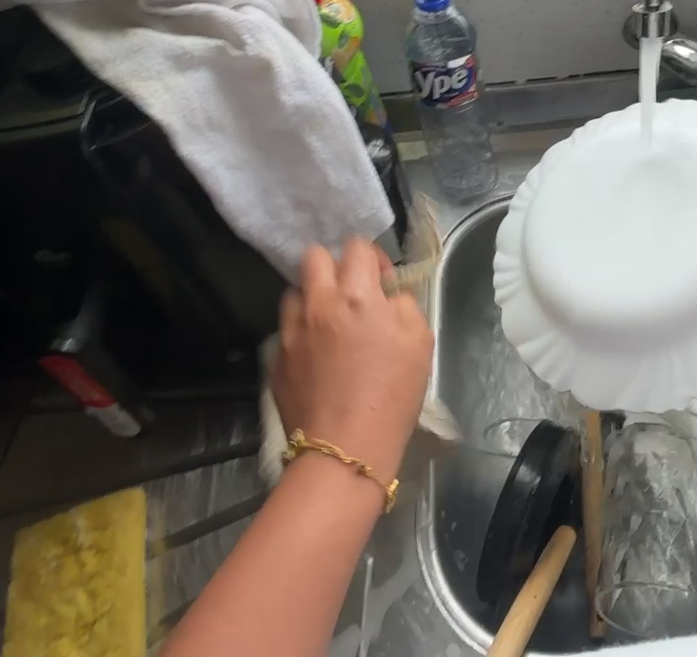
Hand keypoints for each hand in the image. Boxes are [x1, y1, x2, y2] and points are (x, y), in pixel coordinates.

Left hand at [272, 236, 433, 481]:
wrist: (345, 448)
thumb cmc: (392, 394)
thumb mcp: (420, 342)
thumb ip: (403, 306)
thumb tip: (388, 298)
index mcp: (357, 295)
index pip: (356, 247)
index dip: (372, 258)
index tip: (381, 282)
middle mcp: (319, 303)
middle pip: (314, 256)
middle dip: (334, 266)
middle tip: (351, 293)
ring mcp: (291, 330)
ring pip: (294, 291)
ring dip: (312, 298)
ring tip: (328, 323)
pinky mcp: (276, 358)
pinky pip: (286, 330)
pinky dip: (301, 334)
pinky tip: (316, 358)